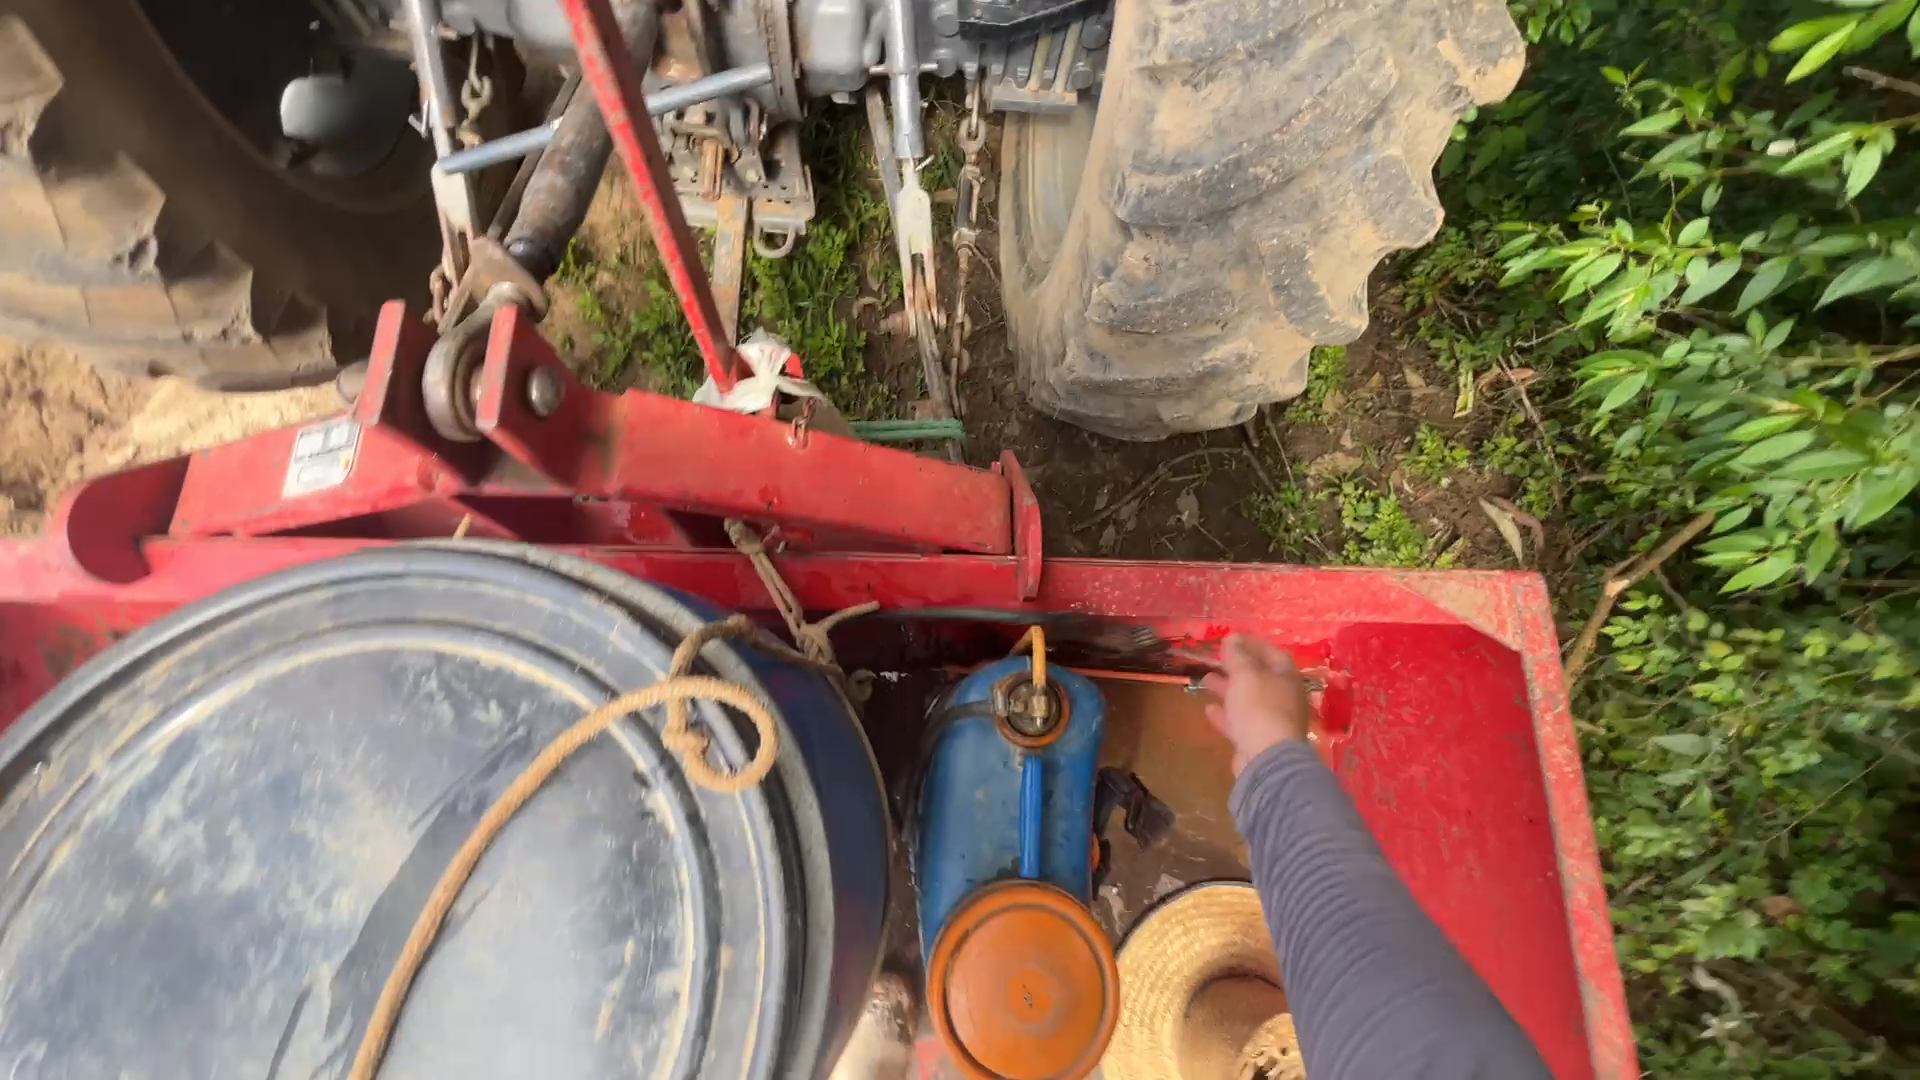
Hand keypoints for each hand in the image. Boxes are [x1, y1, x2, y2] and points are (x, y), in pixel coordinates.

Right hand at [1202, 633, 1311, 774]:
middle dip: (1236, 667)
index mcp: (1286, 678)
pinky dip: (1225, 714)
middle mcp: (1283, 697)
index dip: (1251, 643)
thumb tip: (1232, 637)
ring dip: (1227, 688)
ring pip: (1247, 699)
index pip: (1272, 653)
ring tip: (1205, 680)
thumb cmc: (1258, 707)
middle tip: (1216, 659)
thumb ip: (1237, 655)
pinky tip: (1209, 708)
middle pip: (1259, 677)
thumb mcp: (1245, 674)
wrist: (1267, 758)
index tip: (1230, 638)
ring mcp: (1272, 720)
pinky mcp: (1258, 740)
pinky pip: (1240, 721)